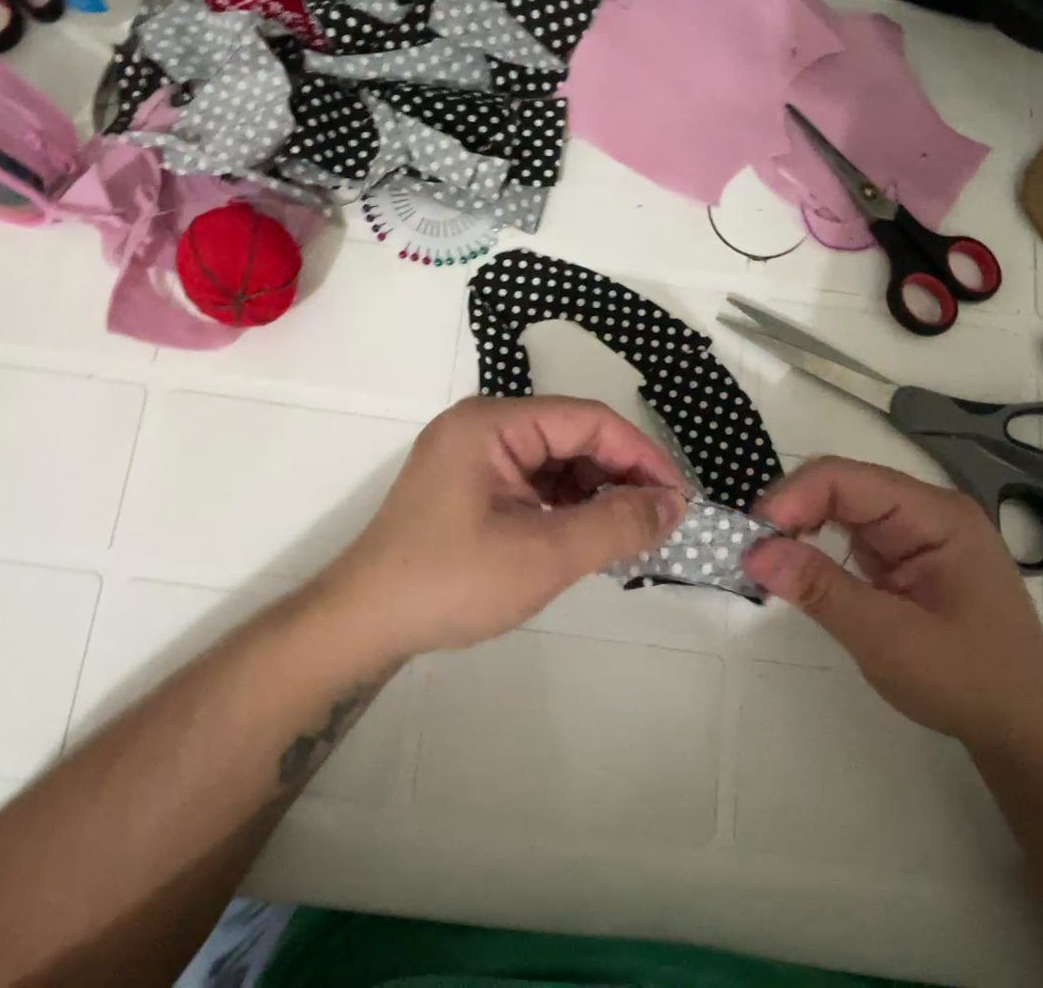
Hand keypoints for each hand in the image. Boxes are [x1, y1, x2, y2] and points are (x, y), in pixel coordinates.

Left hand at [321, 396, 687, 658]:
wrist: (363, 622)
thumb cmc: (451, 582)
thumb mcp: (543, 555)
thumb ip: (615, 524)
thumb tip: (673, 504)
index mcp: (492, 424)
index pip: (588, 420)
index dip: (641, 456)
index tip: (679, 501)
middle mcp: (479, 428)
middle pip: (570, 437)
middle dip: (618, 478)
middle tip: (656, 526)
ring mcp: (469, 458)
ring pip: (552, 463)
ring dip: (593, 496)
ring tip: (626, 538)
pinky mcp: (465, 489)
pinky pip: (529, 485)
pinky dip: (563, 509)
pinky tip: (585, 540)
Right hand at [742, 457, 1042, 749]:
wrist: (1023, 726)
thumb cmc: (968, 679)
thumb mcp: (888, 637)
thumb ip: (821, 589)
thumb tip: (753, 552)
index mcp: (935, 516)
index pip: (847, 480)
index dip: (793, 498)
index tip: (752, 537)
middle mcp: (924, 513)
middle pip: (840, 486)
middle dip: (789, 510)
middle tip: (749, 551)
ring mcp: (913, 536)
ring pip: (838, 509)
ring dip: (796, 527)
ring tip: (761, 559)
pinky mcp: (901, 561)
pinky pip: (846, 537)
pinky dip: (812, 548)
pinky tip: (791, 569)